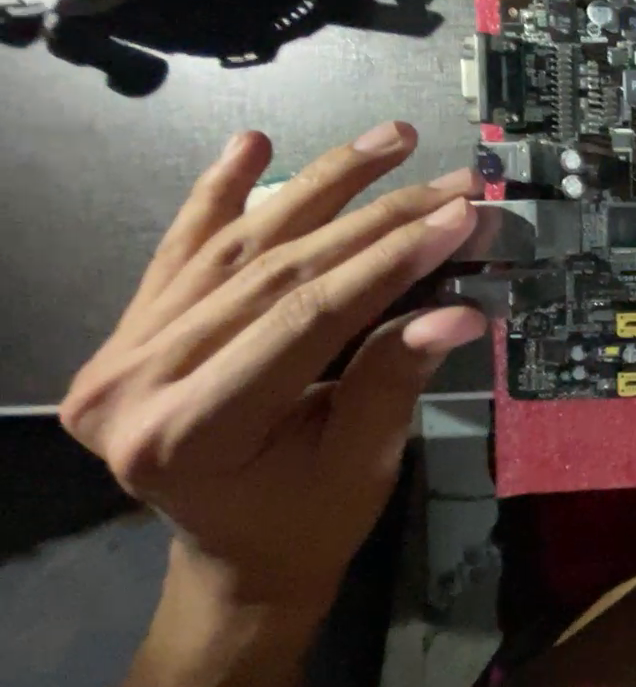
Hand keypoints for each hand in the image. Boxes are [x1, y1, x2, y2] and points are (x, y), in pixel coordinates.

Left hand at [60, 123, 486, 608]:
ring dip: (325, 182)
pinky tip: (250, 145)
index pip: (308, 317)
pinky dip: (219, 191)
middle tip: (457, 184)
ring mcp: (123, 347)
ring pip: (240, 243)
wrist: (239, 548)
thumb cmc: (311, 515)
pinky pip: (184, 248)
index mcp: (188, 429)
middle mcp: (133, 380)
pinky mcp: (135, 329)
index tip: (462, 216)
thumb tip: (462, 313)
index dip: (394, 261)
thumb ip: (395, 377)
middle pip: (280, 269)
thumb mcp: (364, 458)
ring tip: (393, 139)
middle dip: (383, 218)